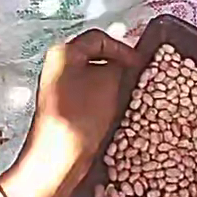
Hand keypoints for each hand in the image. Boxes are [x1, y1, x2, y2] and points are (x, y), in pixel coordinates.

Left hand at [12, 29, 144, 196]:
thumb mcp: (110, 83)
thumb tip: (128, 65)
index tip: (139, 63)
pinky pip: (91, 98)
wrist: (59, 158)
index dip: (123, 49)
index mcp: (64, 53)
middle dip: (120, 69)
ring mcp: (60, 90)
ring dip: (115, 87)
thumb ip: (121, 66)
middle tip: (137, 79)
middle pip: (97, 59)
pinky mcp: (65, 110)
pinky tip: (117, 114)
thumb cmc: (81, 117)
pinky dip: (106, 102)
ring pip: (95, 80)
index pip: (100, 39)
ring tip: (130, 98)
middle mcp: (58, 68)